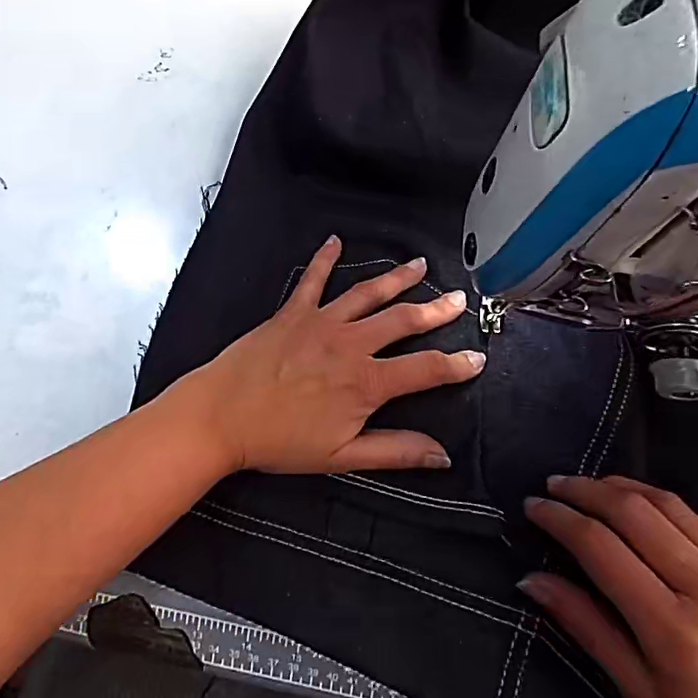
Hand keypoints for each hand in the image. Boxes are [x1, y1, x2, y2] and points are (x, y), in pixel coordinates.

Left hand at [163, 235, 484, 474]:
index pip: (425, 369)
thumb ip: (395, 451)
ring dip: (397, 277)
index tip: (477, 358)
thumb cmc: (279, 441)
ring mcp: (322, 322)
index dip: (457, 365)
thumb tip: (440, 455)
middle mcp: (351, 344)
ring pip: (369, 293)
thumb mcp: (342, 456)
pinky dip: (324, 258)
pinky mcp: (293, 312)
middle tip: (458, 298)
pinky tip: (335, 241)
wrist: (220, 417)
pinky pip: (313, 279)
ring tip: (420, 265)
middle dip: (437, 309)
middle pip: (405, 320)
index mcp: (367, 382)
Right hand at [520, 476, 697, 697]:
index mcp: (678, 636)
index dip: (561, 520)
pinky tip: (641, 505)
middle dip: (586, 490)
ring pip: (670, 505)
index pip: (603, 550)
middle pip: (635, 512)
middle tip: (554, 485)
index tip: (536, 508)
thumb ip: (591, 633)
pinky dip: (660, 502)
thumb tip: (538, 584)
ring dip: (622, 485)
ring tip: (588, 485)